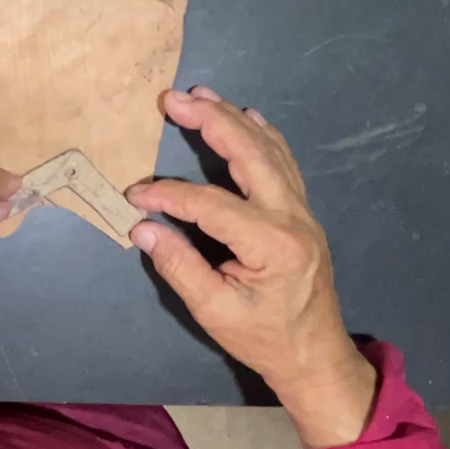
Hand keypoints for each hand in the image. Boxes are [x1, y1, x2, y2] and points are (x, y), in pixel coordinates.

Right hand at [127, 87, 378, 448]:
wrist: (315, 353)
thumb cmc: (263, 338)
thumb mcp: (214, 311)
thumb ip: (178, 266)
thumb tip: (142, 228)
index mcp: (272, 243)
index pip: (211, 204)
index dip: (169, 194)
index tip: (134, 194)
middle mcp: (293, 216)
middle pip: (251, 154)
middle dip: (211, 121)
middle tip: (175, 98)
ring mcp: (302, 211)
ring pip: (270, 150)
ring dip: (234, 119)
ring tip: (203, 95)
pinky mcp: (301, 212)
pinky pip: (283, 162)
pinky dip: (263, 135)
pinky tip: (247, 117)